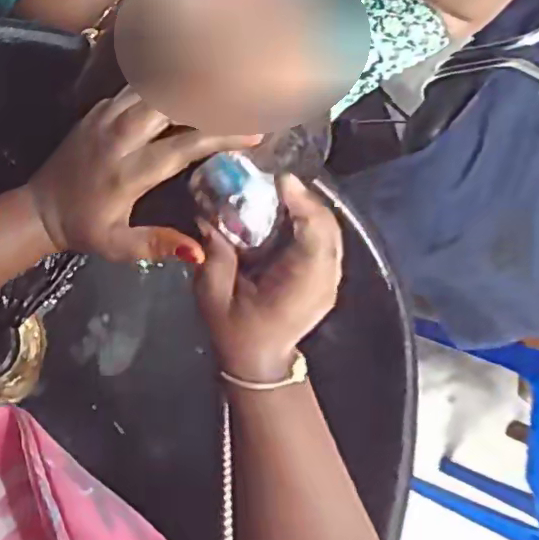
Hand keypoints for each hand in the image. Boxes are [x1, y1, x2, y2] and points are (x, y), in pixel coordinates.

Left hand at [27, 87, 259, 264]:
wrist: (39, 207)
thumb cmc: (83, 228)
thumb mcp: (116, 246)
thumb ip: (156, 245)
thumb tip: (200, 250)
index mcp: (127, 172)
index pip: (183, 146)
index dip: (221, 135)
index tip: (255, 132)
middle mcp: (117, 138)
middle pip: (167, 104)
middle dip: (206, 96)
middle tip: (244, 92)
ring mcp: (103, 119)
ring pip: (149, 89)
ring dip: (183, 83)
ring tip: (220, 78)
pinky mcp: (94, 111)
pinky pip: (132, 88)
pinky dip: (159, 81)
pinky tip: (181, 79)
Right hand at [192, 174, 342, 382]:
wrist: (259, 362)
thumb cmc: (234, 331)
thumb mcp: (213, 294)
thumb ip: (215, 256)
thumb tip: (208, 218)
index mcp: (300, 286)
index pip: (315, 237)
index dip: (303, 204)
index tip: (281, 180)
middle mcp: (325, 279)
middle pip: (328, 228)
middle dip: (305, 198)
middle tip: (273, 178)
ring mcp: (329, 278)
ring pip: (330, 231)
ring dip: (307, 206)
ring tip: (277, 188)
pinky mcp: (324, 275)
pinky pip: (323, 238)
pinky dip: (307, 218)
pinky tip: (284, 208)